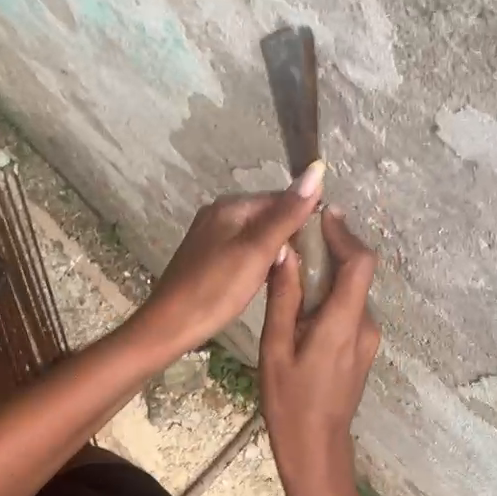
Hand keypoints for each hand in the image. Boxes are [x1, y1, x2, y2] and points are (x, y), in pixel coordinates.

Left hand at [136, 161, 324, 349]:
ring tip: (296, 273)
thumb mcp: (257, 250)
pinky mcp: (208, 259)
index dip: (306, 217)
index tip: (326, 243)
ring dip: (277, 252)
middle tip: (313, 264)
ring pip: (258, 236)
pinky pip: (244, 252)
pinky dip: (260, 263)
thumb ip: (287, 214)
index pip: (280, 199)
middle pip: (269, 216)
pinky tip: (268, 281)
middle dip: (292, 236)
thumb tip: (316, 170)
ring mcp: (211, 237)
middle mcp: (219, 215)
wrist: (170, 325)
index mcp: (230, 206)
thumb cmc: (216, 288)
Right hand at [259, 207, 380, 493]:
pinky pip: (348, 310)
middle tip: (297, 236)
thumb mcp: (276, 348)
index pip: (359, 263)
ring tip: (292, 266)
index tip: (322, 215)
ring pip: (350, 292)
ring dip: (327, 274)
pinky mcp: (361, 350)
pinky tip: (301, 301)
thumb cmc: (290, 402)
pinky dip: (328, 295)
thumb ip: (283, 298)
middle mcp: (365, 326)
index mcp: (344, 323)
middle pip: (356, 273)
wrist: (317, 449)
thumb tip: (286, 252)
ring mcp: (367, 340)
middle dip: (331, 249)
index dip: (344, 233)